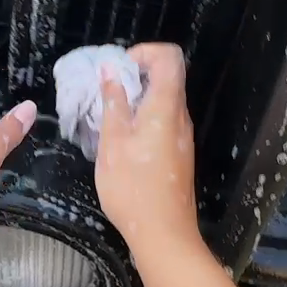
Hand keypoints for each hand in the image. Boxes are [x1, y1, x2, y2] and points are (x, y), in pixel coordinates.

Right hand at [96, 43, 204, 255]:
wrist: (163, 234)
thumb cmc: (133, 187)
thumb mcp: (112, 143)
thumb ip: (113, 104)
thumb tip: (111, 71)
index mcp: (166, 107)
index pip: (169, 57)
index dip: (143, 52)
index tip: (117, 69)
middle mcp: (180, 117)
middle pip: (166, 77)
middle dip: (133, 77)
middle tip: (104, 95)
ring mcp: (181, 136)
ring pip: (162, 101)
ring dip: (135, 101)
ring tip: (107, 119)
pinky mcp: (178, 154)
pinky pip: (162, 122)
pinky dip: (141, 120)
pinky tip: (120, 142)